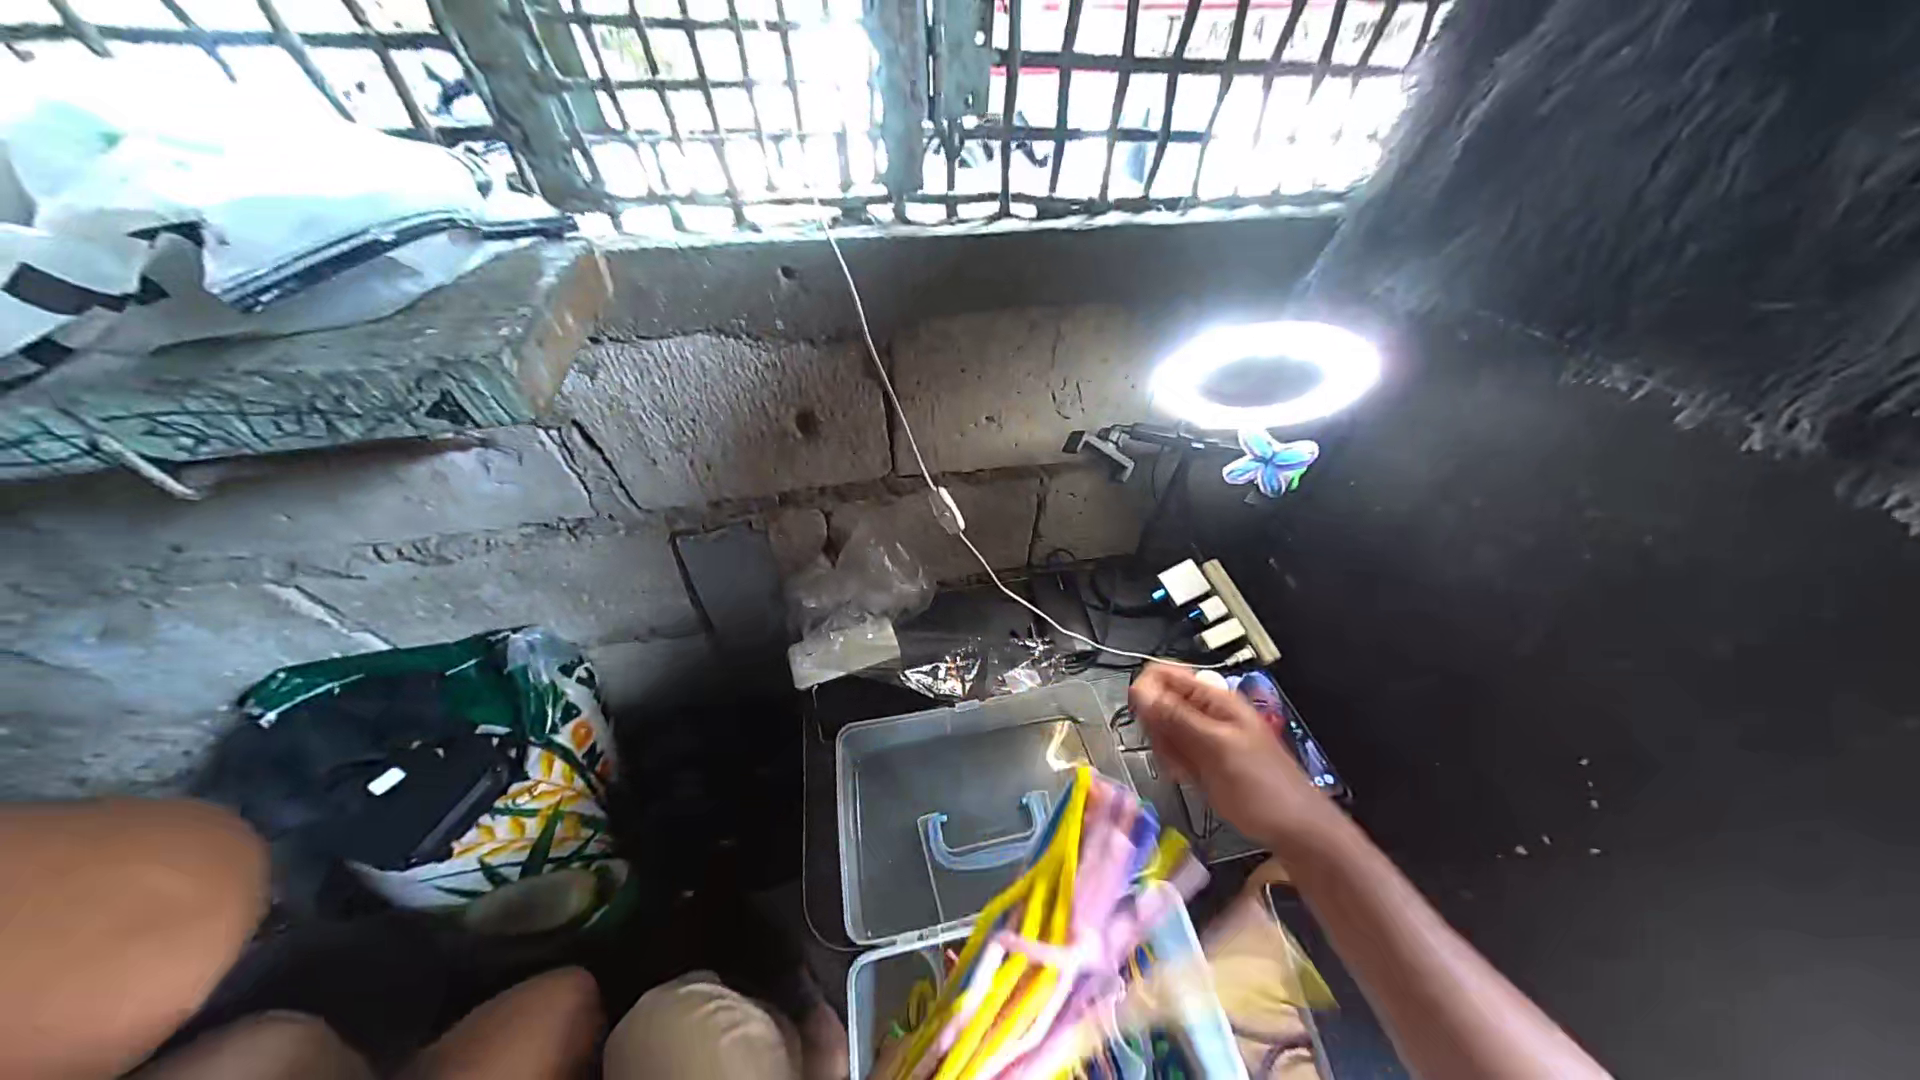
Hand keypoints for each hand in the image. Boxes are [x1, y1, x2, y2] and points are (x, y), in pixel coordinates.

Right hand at [1129, 664, 1343, 852]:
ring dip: (1166, 750)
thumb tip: (1139, 689)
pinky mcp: (1199, 758)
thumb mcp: (1215, 747)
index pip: (1164, 674)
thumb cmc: (1261, 786)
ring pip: (1161, 729)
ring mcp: (1202, 736)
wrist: (1293, 828)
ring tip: (1186, 770)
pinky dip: (1174, 764)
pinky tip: (1188, 777)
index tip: (1148, 721)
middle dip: (1158, 729)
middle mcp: (1205, 711)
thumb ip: (1176, 717)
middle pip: (1158, 703)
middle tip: (1175, 752)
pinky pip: (1172, 752)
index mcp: (1213, 698)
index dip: (1148, 693)